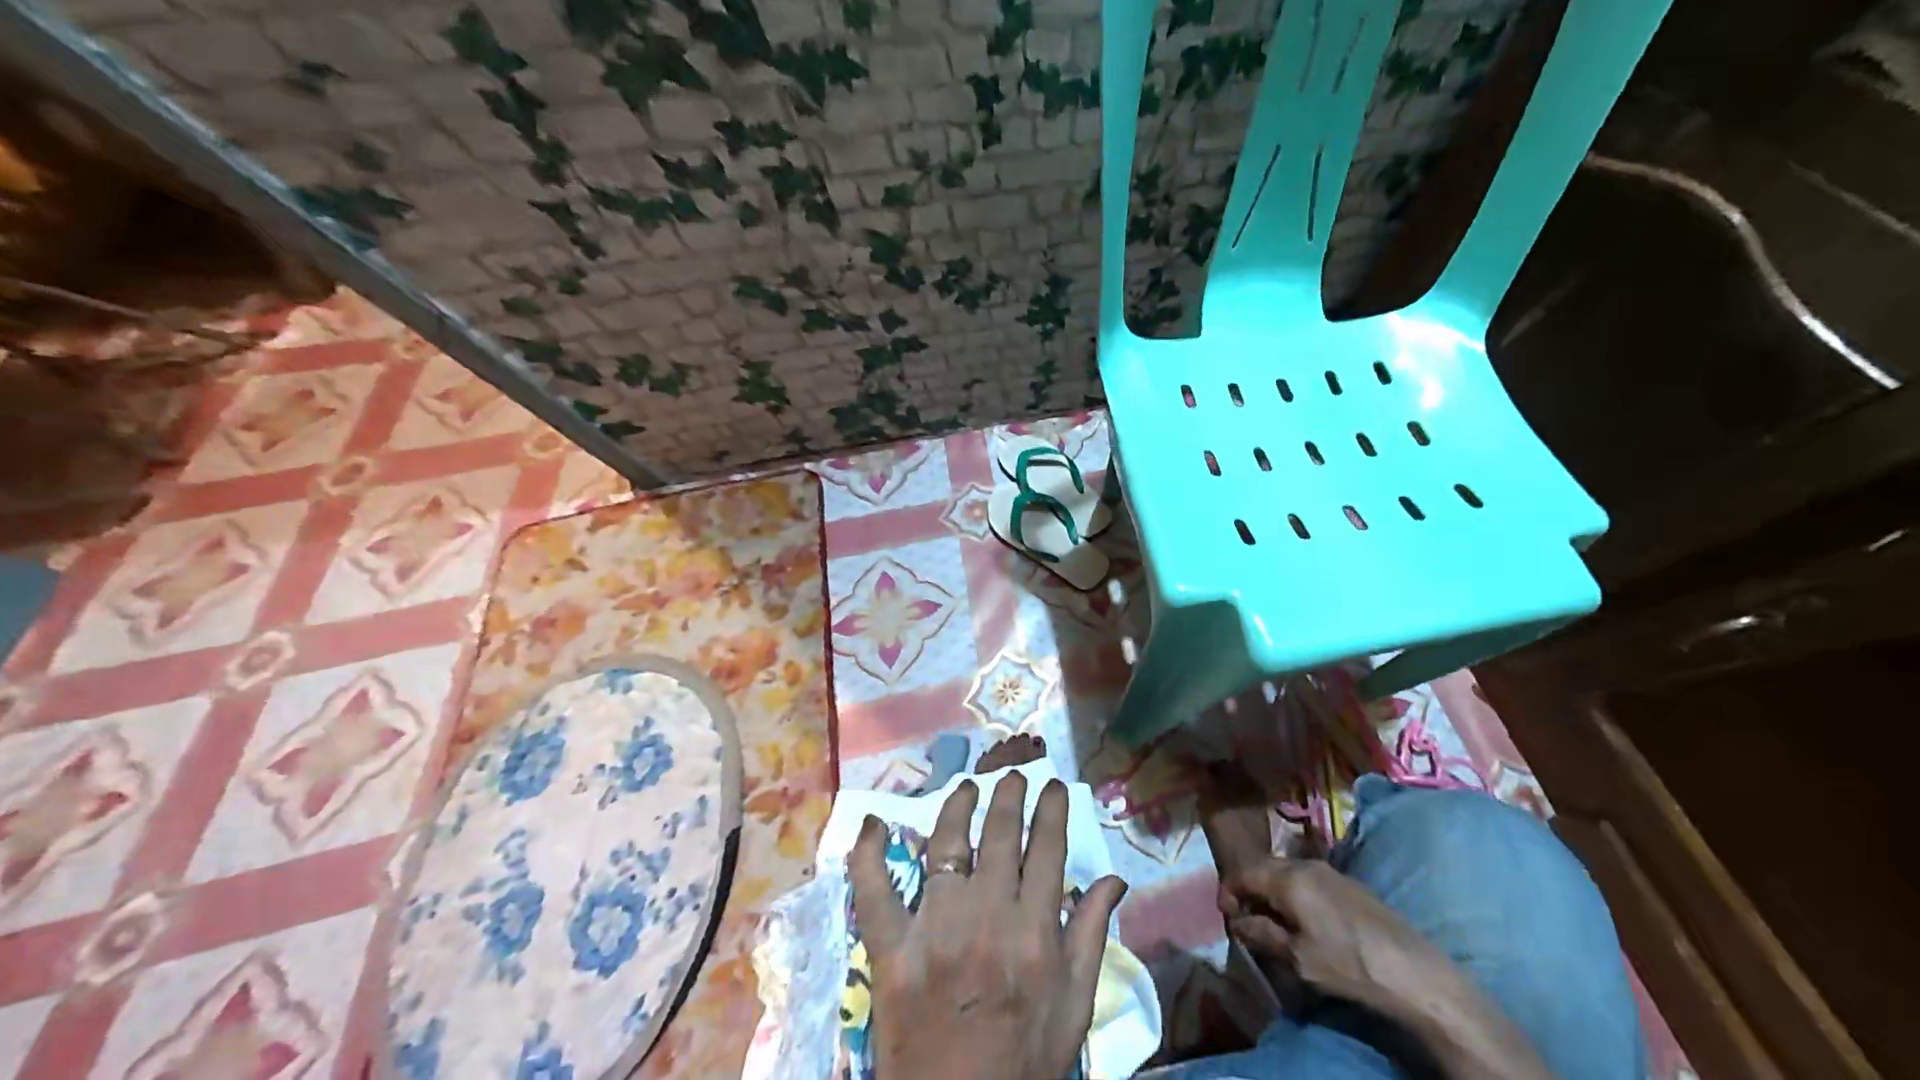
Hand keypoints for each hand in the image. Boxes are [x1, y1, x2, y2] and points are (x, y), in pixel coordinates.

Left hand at [849, 772, 1127, 1079]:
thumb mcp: (1075, 1006)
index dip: (1052, 809)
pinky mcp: (891, 946)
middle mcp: (986, 914)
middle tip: (1012, 776)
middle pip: (1000, 834)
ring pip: (946, 844)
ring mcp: (935, 925)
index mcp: (1034, 930)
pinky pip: (874, 888)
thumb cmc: (1025, 1058)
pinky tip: (875, 823)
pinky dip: (869, 852)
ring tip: (967, 787)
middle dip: (1009, 795)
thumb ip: (1091, 935)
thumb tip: (1113, 878)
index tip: (1053, 786)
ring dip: (958, 806)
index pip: (1047, 848)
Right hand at [1220, 859, 1553, 1079]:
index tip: (1227, 916)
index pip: (1243, 873)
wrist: (1415, 973)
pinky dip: (1293, 894)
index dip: (1229, 892)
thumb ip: (1261, 935)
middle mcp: (1306, 864)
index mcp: (1288, 877)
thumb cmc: (1349, 964)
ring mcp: (1330, 871)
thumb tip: (1237, 923)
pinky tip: (1301, 919)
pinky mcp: (1349, 884)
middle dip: (1249, 890)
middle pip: (1264, 868)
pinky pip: (1306, 879)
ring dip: (1272, 892)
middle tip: (1245, 919)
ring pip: (1286, 872)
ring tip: (1271, 921)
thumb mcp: (1297, 958)